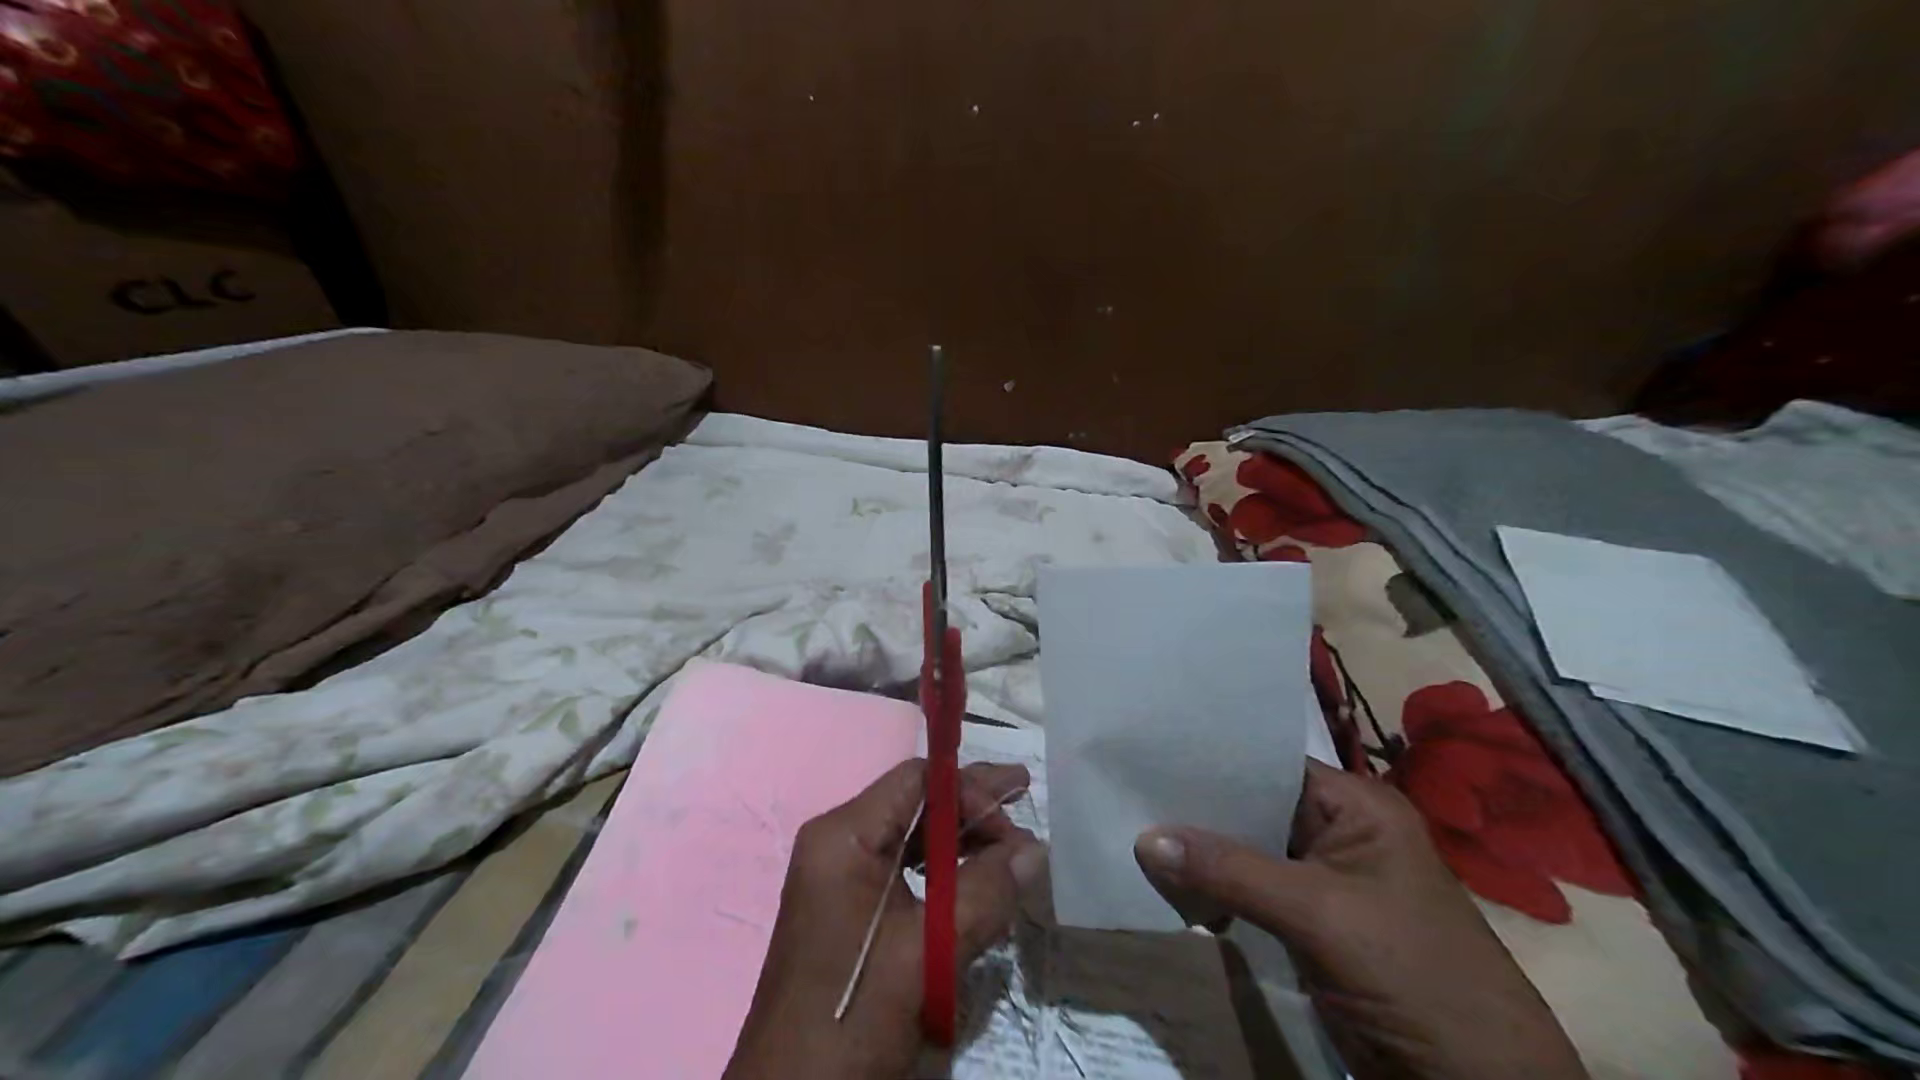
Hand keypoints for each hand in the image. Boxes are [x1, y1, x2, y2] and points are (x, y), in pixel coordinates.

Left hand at [725, 759, 1045, 1079]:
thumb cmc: (852, 1015)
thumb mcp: (926, 953)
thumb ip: (984, 893)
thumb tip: (1035, 850)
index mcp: (843, 836)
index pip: (915, 781)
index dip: (967, 788)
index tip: (1012, 818)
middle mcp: (838, 844)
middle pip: (915, 803)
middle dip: (971, 802)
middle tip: (1024, 792)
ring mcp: (842, 878)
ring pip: (912, 837)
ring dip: (962, 837)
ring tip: (1010, 838)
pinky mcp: (851, 910)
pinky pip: (905, 870)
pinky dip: (945, 870)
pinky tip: (978, 879)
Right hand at [1134, 761, 1587, 1079]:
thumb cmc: (1413, 975)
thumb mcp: (1319, 914)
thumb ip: (1231, 871)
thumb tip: (1144, 838)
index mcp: (1356, 805)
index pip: (1268, 765)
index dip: (1210, 761)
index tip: (1146, 755)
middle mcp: (1338, 831)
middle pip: (1252, 808)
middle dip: (1196, 809)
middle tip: (1126, 792)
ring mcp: (1323, 880)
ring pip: (1245, 851)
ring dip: (1199, 851)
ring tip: (1130, 827)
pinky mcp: (1309, 922)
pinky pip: (1248, 890)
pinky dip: (1213, 888)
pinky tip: (1167, 881)